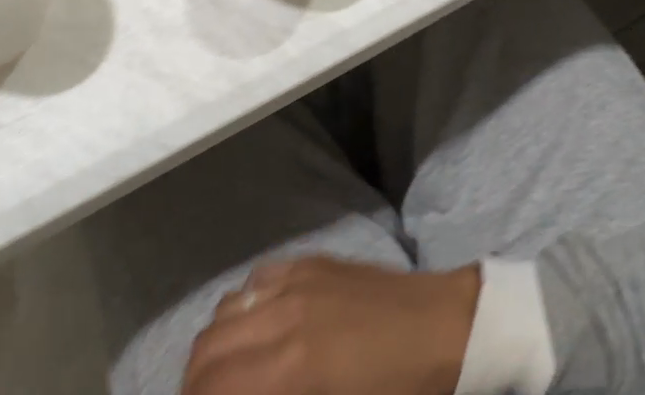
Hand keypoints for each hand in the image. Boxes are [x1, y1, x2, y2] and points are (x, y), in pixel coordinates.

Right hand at [183, 258, 480, 394]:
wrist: (448, 328)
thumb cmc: (402, 388)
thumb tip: (254, 391)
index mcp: (291, 367)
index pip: (212, 384)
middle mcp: (284, 316)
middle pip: (208, 346)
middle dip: (197, 379)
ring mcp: (298, 281)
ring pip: (227, 308)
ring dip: (216, 341)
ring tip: (227, 367)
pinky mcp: (314, 262)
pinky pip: (258, 278)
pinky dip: (244, 304)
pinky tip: (258, 322)